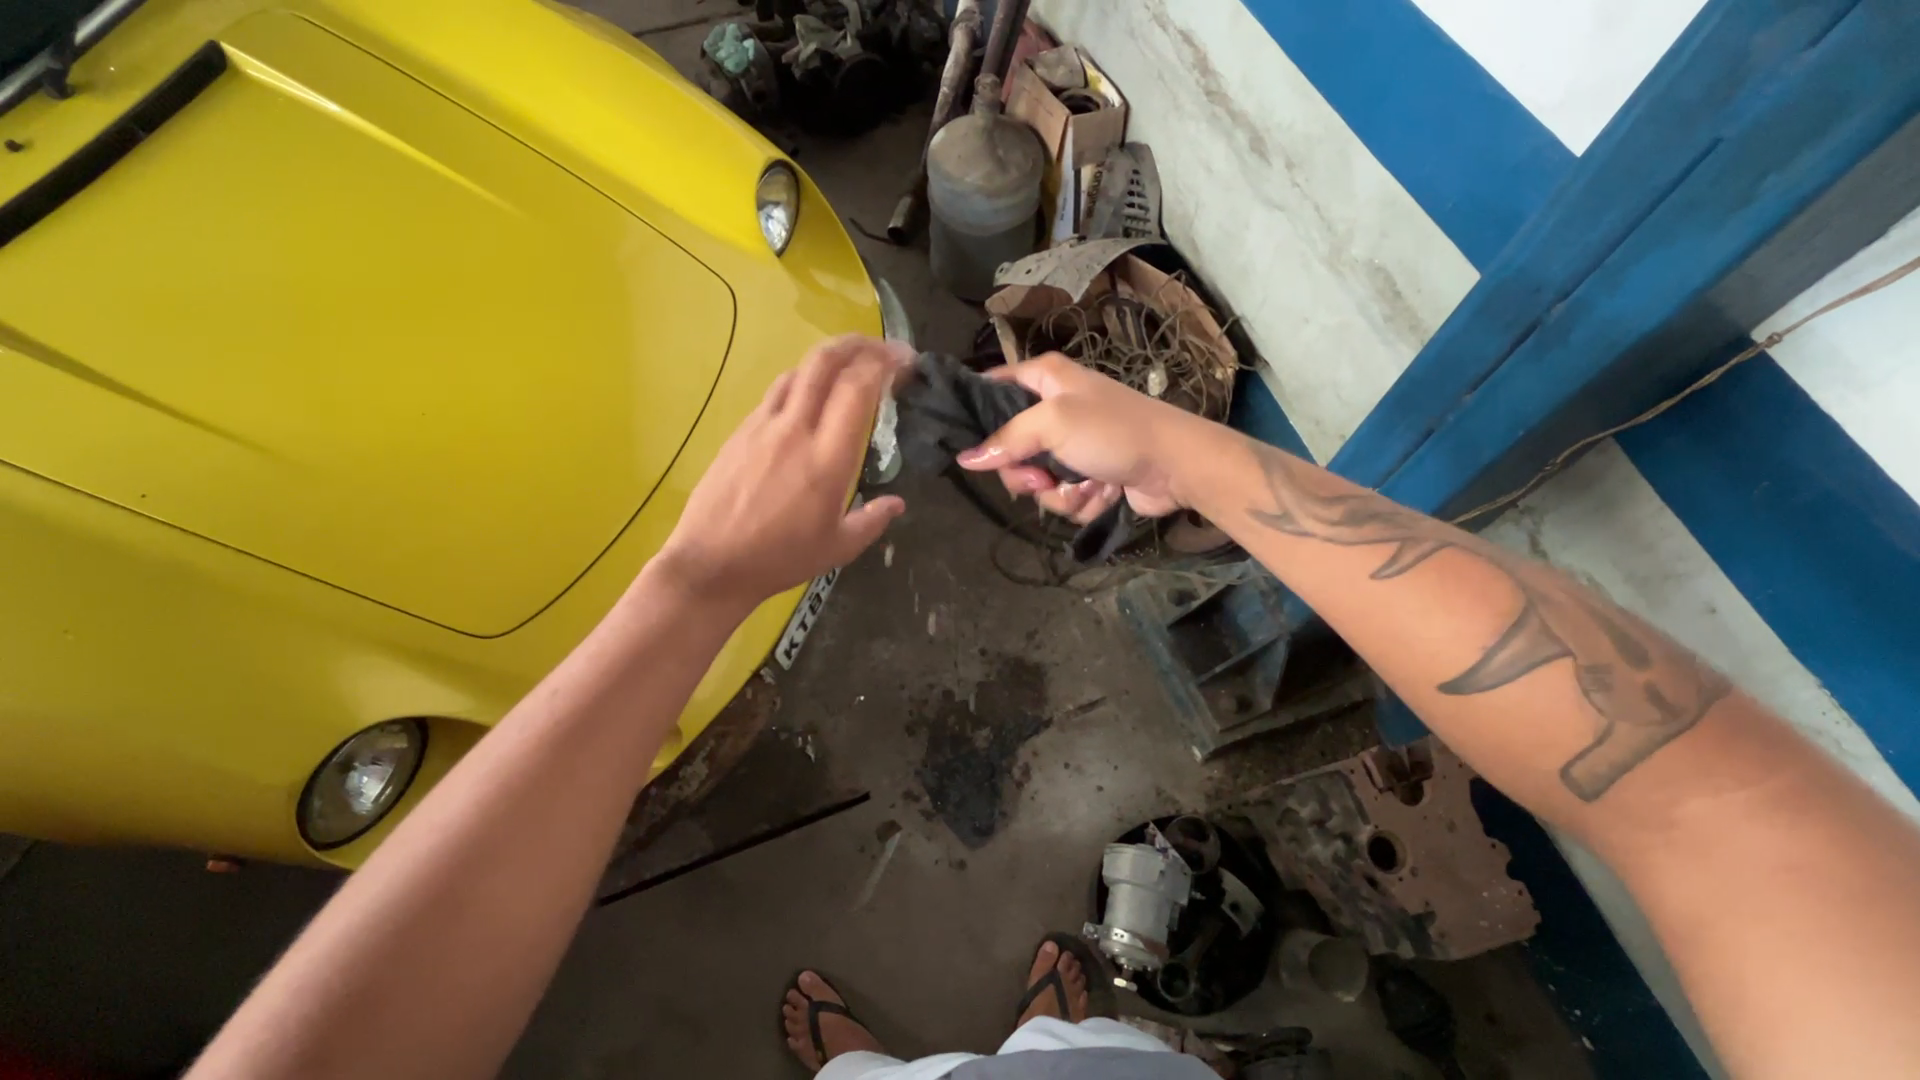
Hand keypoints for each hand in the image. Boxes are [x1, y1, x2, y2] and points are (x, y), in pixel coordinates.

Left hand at [653, 336, 907, 608]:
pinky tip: (811, 397)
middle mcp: (796, 430)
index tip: (905, 362)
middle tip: (882, 348)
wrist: (712, 564)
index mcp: (828, 459)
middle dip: (858, 344)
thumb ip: (873, 520)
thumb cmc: (781, 559)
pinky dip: (803, 382)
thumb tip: (897, 503)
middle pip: (825, 362)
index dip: (885, 365)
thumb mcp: (839, 547)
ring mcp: (763, 426)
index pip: (858, 388)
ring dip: (829, 358)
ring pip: (798, 371)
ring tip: (850, 365)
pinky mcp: (741, 431)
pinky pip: (777, 393)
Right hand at [954, 353, 1217, 523]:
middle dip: (1026, 474)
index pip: (993, 386)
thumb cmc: (1115, 431)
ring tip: (1087, 487)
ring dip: (1060, 493)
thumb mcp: (1054, 424)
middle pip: (1011, 448)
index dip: (976, 412)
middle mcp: (1056, 408)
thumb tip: (965, 458)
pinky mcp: (1090, 476)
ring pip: (1037, 481)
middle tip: (1042, 479)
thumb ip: (1006, 439)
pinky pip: (1064, 497)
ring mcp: (1074, 446)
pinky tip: (1104, 494)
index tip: (966, 443)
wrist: (1177, 466)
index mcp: (1046, 379)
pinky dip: (1083, 502)